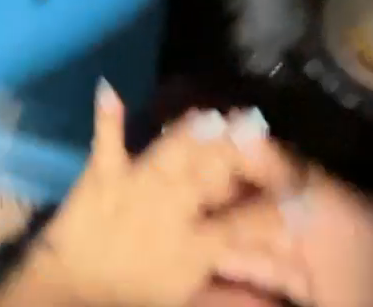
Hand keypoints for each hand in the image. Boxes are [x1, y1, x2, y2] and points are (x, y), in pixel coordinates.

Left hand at [2, 84, 307, 306]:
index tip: (301, 196)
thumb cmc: (131, 296)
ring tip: (209, 114)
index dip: (272, 214)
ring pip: (166, 158)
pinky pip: (105, 142)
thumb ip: (228, 293)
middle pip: (206, 181)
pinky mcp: (101, 175)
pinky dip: (107, 116)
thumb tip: (271, 296)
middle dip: (232, 155)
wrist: (71, 291)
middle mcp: (168, 214)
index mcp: (192, 249)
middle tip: (258, 130)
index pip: (240, 229)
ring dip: (186, 135)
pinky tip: (107, 87)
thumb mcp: (184, 301)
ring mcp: (133, 189)